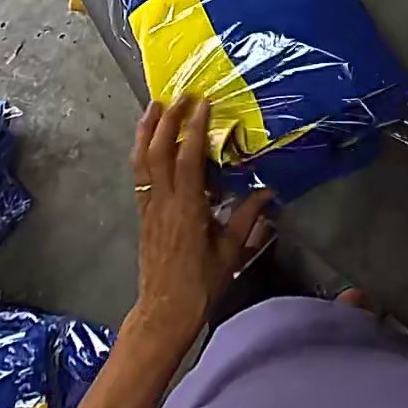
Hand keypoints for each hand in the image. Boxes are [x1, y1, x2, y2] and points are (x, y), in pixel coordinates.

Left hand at [124, 98, 270, 343]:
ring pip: (141, 161)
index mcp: (187, 209)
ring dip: (147, 131)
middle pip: (157, 153)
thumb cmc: (201, 282)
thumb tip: (268, 190)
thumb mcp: (231, 250)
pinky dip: (142, 151)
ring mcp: (149, 207)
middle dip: (167, 120)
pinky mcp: (144, 213)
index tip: (202, 104)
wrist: (164, 311)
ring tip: (155, 106)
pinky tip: (148, 140)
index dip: (193, 129)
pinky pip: (139, 175)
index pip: (187, 160)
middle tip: (180, 96)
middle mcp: (163, 203)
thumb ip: (247, 216)